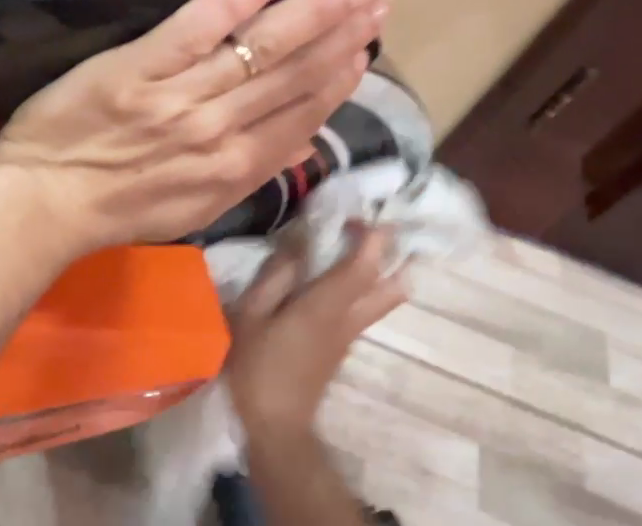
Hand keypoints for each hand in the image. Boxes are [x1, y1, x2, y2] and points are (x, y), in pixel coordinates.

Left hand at [0, 0, 388, 259]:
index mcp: (234, 171)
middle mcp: (218, 134)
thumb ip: (250, 172)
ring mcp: (179, 99)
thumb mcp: (193, 207)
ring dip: (311, 15)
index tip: (367, 50)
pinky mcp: (137, 70)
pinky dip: (234, 0)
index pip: (302, 116)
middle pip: (293, 77)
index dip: (340, 80)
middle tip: (377, 0)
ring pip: (259, 52)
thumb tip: (306, 139)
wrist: (40, 203)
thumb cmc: (112, 208)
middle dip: (341, 36)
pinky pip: (195, 29)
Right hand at [229, 223, 409, 439]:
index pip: (360, 267)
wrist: (276, 426)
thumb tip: (295, 246)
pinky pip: (363, 310)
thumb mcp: (251, 317)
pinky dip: (365, 289)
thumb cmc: (257, 367)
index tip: (365, 215)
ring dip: (382, 273)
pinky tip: (344, 280)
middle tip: (381, 228)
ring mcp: (347, 336)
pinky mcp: (339, 348)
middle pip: (386, 287)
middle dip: (391, 256)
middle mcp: (345, 319)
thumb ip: (274, 279)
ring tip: (368, 248)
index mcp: (324, 307)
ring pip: (379, 300)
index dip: (370, 239)